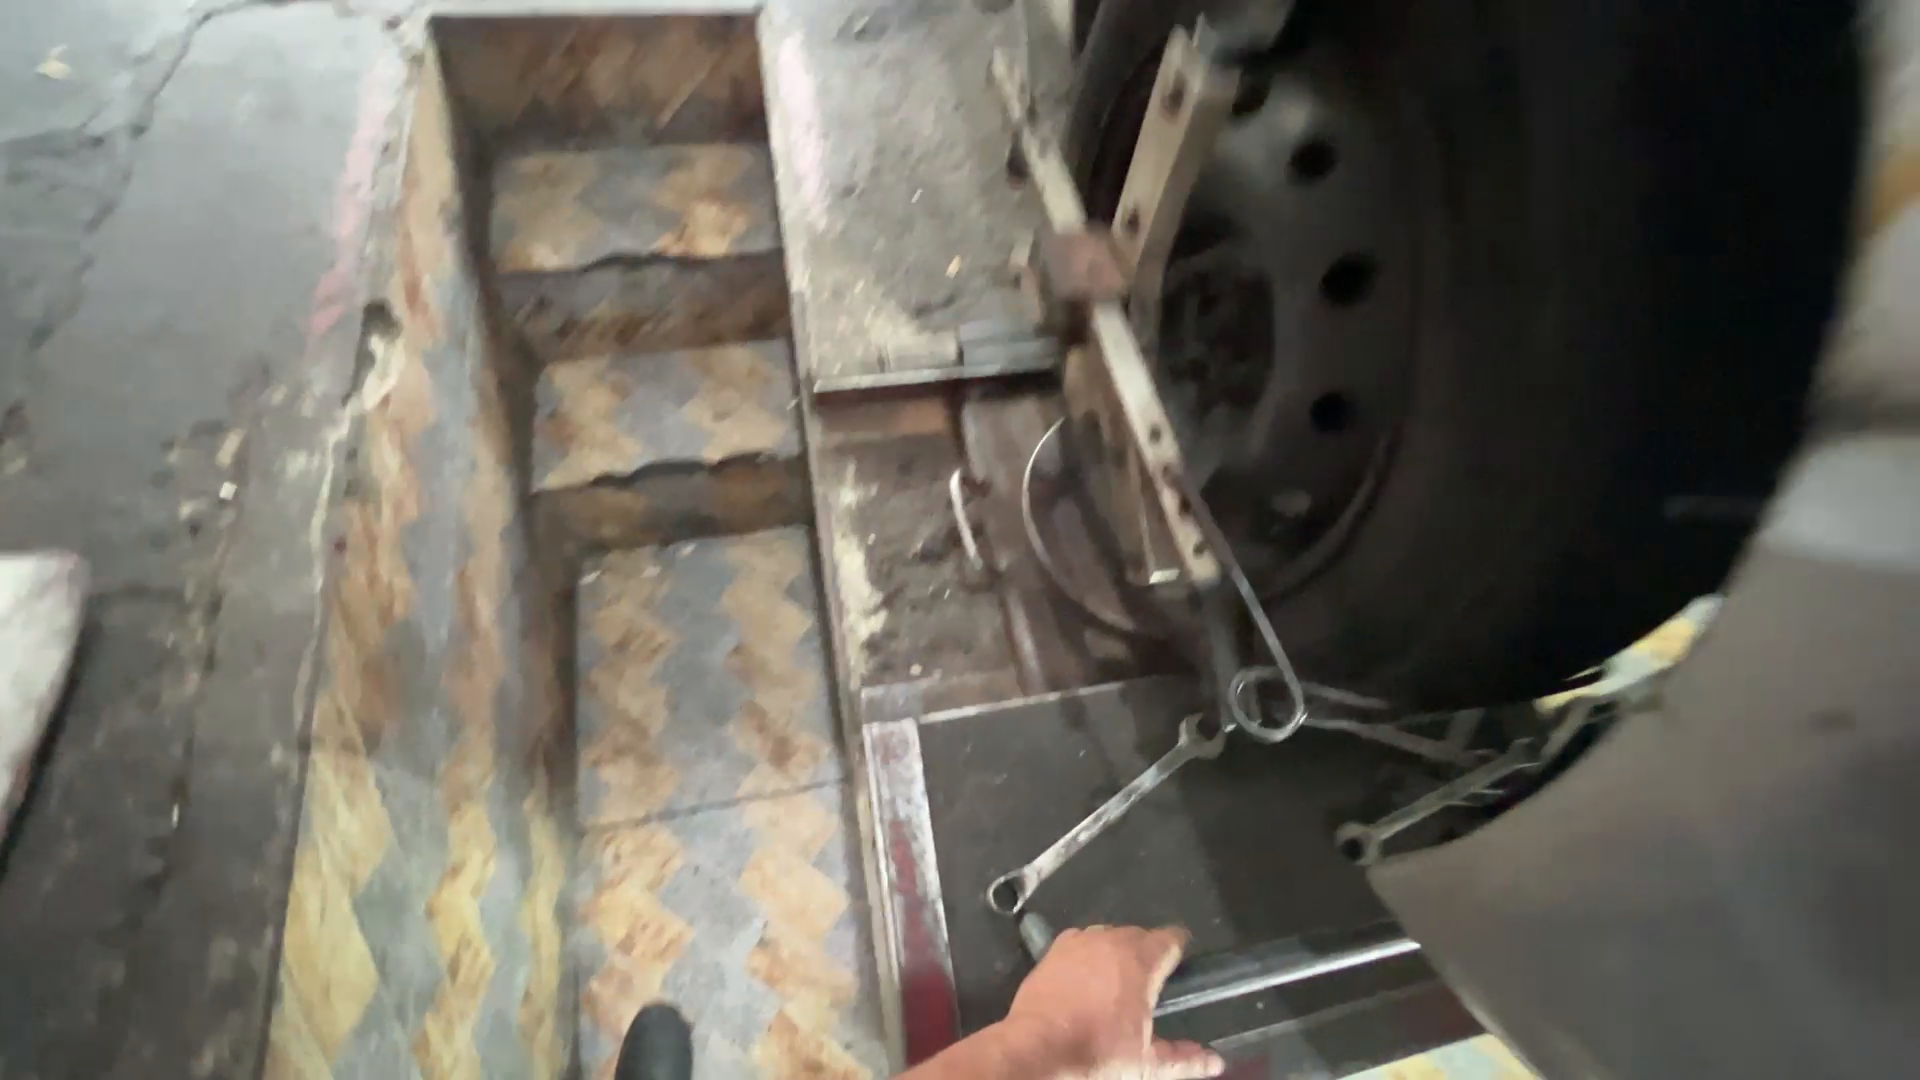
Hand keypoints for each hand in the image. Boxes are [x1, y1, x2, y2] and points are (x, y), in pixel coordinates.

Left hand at [1007, 925, 1224, 1078]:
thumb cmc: (1098, 1055)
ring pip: (1109, 935)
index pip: (1169, 939)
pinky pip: (1081, 941)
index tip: (1181, 961)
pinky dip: (1089, 953)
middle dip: (1148, 952)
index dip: (1178, 947)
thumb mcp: (1147, 1065)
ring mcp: (1080, 940)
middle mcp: (1111, 940)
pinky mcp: (1054, 947)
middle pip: (1139, 935)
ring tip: (1118, 981)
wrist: (1039, 1048)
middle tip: (1151, 983)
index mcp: (1140, 961)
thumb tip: (1215, 1061)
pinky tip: (1087, 977)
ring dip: (1117, 950)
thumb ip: (1184, 1059)